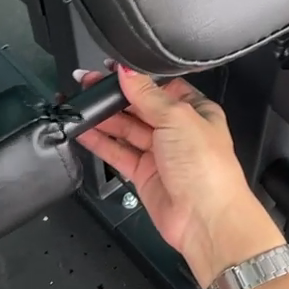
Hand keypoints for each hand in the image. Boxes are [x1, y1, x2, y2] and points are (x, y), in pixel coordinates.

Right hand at [75, 66, 285, 285]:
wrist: (206, 218)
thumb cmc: (208, 168)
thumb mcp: (177, 117)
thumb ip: (147, 93)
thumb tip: (127, 70)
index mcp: (195, 110)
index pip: (159, 87)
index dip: (134, 79)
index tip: (109, 70)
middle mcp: (178, 131)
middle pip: (139, 107)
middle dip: (114, 98)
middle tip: (86, 85)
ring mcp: (160, 154)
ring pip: (126, 130)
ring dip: (103, 119)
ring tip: (80, 107)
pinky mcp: (145, 175)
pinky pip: (118, 153)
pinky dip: (100, 142)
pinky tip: (84, 131)